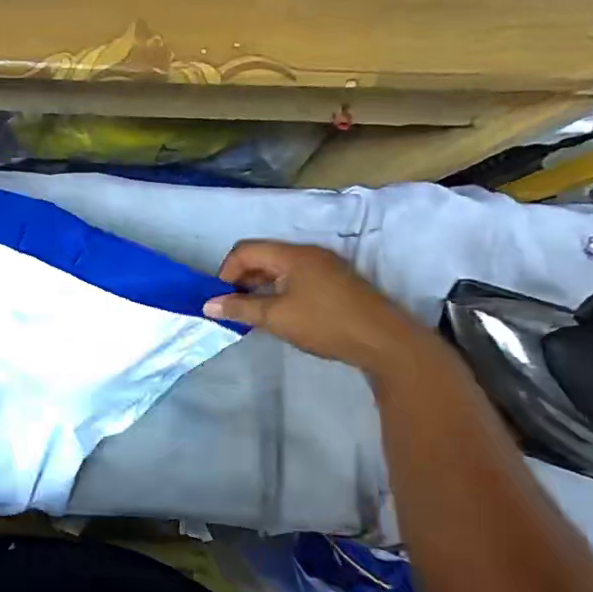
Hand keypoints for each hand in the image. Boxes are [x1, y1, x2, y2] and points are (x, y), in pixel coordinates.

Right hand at [203, 240, 443, 378]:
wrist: (384, 341)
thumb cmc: (325, 324)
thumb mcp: (275, 317)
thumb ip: (240, 308)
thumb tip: (208, 304)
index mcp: (292, 255)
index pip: (245, 250)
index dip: (226, 271)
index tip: (222, 298)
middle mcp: (309, 253)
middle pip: (263, 255)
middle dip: (242, 277)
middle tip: (234, 305)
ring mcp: (326, 265)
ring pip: (280, 266)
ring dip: (260, 284)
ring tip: (255, 311)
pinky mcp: (336, 280)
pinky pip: (297, 276)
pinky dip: (280, 288)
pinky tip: (281, 311)